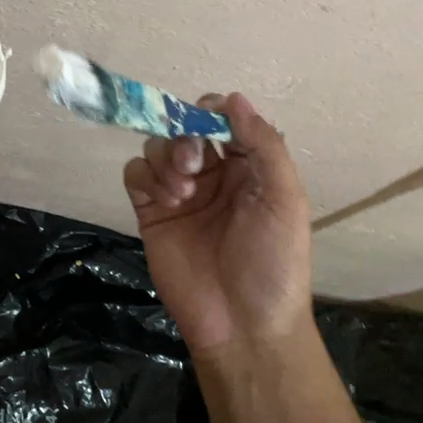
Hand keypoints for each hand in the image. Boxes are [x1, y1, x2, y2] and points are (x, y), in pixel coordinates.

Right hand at [123, 93, 311, 351]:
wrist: (242, 326)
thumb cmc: (274, 263)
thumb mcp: (286, 201)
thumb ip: (264, 146)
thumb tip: (235, 97)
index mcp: (248, 167)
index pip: (223, 118)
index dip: (213, 111)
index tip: (209, 121)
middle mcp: (213, 173)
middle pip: (185, 126)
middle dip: (186, 136)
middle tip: (194, 162)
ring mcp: (179, 191)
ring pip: (157, 145)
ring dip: (167, 157)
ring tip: (183, 191)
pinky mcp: (151, 210)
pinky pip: (136, 172)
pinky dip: (146, 176)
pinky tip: (167, 200)